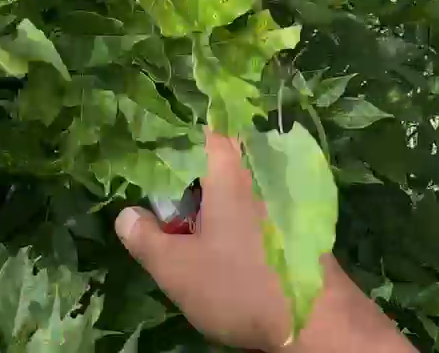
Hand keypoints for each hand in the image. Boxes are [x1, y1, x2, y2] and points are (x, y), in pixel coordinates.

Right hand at [115, 133, 411, 351]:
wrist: (312, 315)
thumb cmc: (240, 283)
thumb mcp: (178, 269)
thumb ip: (146, 238)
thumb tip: (126, 213)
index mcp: (228, 165)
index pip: (206, 122)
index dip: (183, 124)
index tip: (160, 131)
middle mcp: (258, 164)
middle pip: (224, 145)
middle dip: (196, 156)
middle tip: (168, 177)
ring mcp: (282, 186)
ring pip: (242, 169)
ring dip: (218, 180)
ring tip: (190, 204)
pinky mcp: (297, 210)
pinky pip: (259, 188)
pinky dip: (240, 198)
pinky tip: (224, 225)